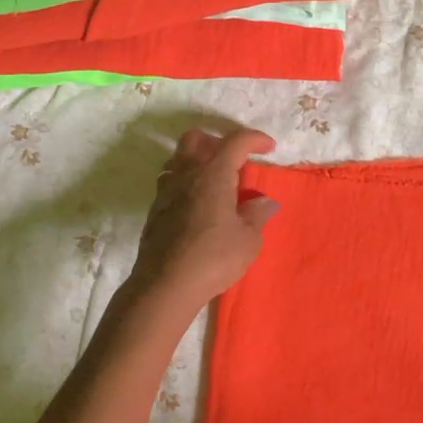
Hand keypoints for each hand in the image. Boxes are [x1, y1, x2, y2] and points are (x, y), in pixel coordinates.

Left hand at [128, 127, 277, 310]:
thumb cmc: (213, 258)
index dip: (254, 139)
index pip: (235, 141)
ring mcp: (166, 191)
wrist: (165, 284)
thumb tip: (265, 202)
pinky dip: (184, 183)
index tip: (268, 147)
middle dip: (216, 141)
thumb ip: (257, 215)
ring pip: (177, 158)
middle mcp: (186, 174)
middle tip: (233, 160)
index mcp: (213, 174)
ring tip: (213, 181)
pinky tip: (196, 205)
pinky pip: (169, 181)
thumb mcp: (248, 240)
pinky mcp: (154, 210)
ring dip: (196, 160)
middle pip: (196, 138)